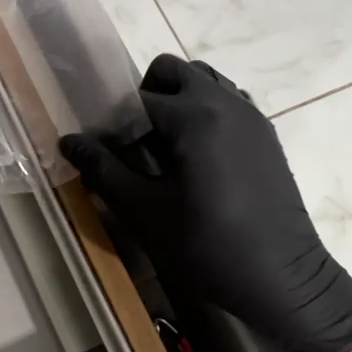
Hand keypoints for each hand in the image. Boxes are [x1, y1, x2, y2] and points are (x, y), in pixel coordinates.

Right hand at [61, 55, 351, 351]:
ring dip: (178, 99)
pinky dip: (205, 111)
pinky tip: (198, 156)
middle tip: (137, 140)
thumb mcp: (144, 212)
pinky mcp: (266, 134)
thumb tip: (68, 140)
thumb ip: (103, 169)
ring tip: (167, 146)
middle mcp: (225, 103)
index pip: (137, 97)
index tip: (108, 150)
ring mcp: (251, 116)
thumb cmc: (208, 247)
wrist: (284, 281)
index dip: (115, 120)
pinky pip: (227, 100)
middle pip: (173, 70)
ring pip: (204, 80)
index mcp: (194, 117)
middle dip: (147, 94)